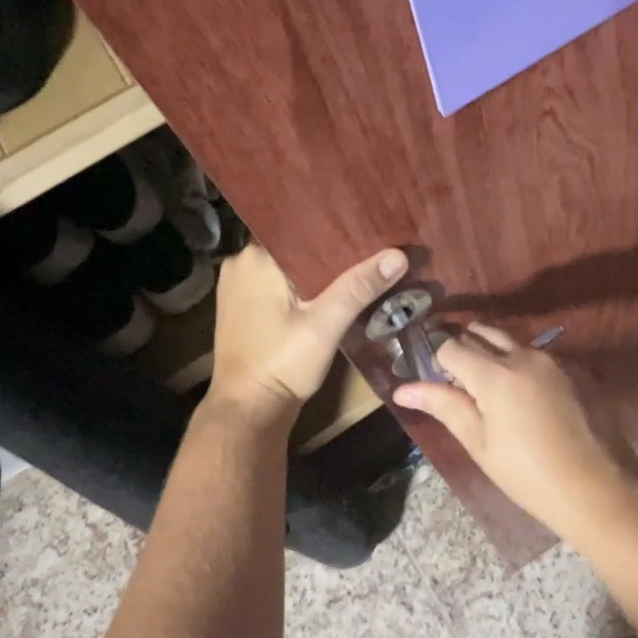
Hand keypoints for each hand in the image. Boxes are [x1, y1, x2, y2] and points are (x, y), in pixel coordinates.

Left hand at [209, 244, 406, 420]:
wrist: (248, 409)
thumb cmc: (281, 364)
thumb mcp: (325, 325)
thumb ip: (358, 287)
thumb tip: (398, 254)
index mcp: (256, 257)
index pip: (304, 229)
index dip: (339, 230)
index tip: (373, 227)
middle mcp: (241, 262)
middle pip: (298, 248)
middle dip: (333, 252)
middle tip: (375, 248)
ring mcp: (239, 285)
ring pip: (290, 265)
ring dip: (319, 270)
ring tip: (360, 265)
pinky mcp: (244, 305)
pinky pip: (280, 283)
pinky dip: (304, 285)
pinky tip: (331, 291)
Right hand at [392, 324, 637, 535]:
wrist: (599, 488)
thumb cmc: (529, 474)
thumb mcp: (480, 444)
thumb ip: (444, 406)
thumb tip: (403, 388)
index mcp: (494, 374)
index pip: (450, 346)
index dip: (434, 356)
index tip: (426, 372)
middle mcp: (524, 355)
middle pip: (481, 334)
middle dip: (461, 346)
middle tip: (451, 376)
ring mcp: (555, 360)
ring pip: (512, 341)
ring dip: (492, 352)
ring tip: (485, 384)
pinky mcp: (577, 370)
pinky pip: (539, 355)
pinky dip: (521, 364)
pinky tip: (523, 395)